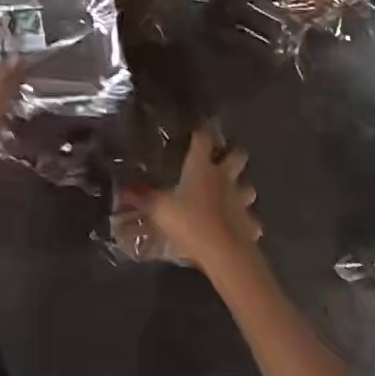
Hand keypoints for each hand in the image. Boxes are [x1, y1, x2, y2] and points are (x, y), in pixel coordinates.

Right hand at [127, 127, 260, 270]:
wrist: (222, 251)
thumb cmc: (190, 222)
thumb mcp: (160, 209)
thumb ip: (142, 198)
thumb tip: (122, 190)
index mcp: (202, 167)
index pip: (204, 139)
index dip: (203, 129)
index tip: (202, 124)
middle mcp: (224, 178)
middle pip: (238, 155)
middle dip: (234, 153)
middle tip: (224, 158)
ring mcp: (240, 199)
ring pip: (249, 187)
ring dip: (242, 188)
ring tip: (233, 193)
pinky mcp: (249, 223)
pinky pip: (252, 221)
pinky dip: (247, 223)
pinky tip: (240, 227)